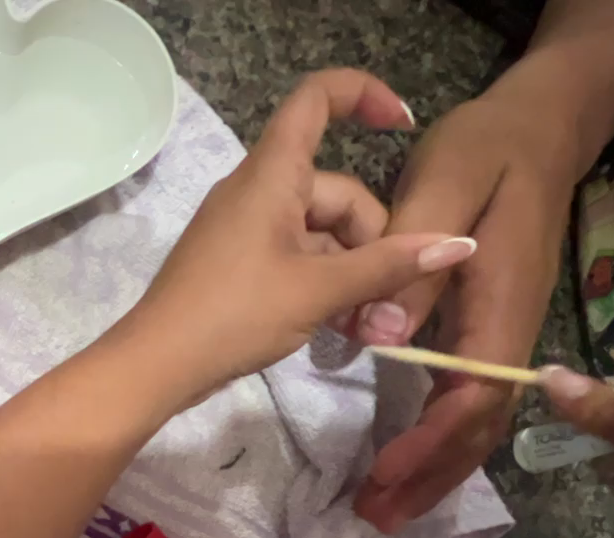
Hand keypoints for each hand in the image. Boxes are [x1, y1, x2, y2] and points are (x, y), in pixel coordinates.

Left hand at [119, 69, 477, 406]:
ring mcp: (243, 233)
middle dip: (370, 240)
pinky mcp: (235, 268)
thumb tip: (458, 243)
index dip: (363, 95)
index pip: (317, 99)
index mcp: (271, 175)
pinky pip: (291, 260)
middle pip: (333, 191)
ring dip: (348, 273)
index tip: (402, 125)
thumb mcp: (316, 291)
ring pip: (315, 235)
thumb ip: (386, 267)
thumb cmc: (233, 315)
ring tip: (367, 326)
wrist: (156, 366)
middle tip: (387, 299)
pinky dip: (318, 285)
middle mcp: (256, 193)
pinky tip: (339, 326)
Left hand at [351, 90, 582, 532]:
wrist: (538, 126)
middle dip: (428, 476)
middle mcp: (507, 330)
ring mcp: (497, 335)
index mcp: (501, 302)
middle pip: (476, 426)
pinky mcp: (480, 332)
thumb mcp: (443, 183)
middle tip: (377, 520)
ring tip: (381, 512)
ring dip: (428, 471)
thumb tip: (381, 341)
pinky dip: (429, 441)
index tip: (382, 473)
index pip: (471, 393)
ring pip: (469, 422)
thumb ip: (411, 258)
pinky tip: (398, 465)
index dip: (428, 439)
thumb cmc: (488, 146)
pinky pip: (458, 401)